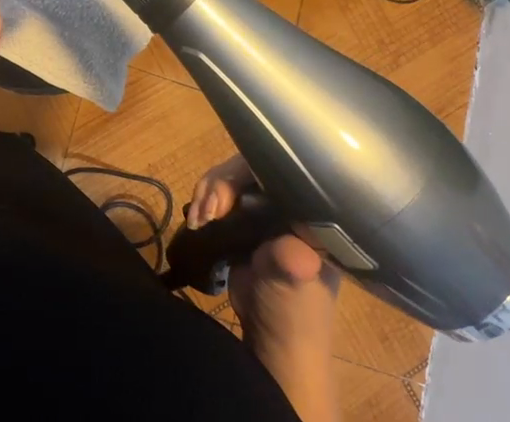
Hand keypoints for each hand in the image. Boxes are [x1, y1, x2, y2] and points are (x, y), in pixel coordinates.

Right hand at [189, 156, 339, 421]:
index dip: (249, 171)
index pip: (281, 166)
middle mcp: (289, 203)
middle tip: (206, 214)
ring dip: (207, 195)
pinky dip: (203, 205)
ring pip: (229, 181)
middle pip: (248, 168)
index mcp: (312, 209)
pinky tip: (197, 222)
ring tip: (198, 222)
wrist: (273, 343)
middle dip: (220, 184)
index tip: (226, 199)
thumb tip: (286, 245)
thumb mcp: (296, 284)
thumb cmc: (296, 312)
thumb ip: (290, 259)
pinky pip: (218, 199)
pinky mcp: (242, 224)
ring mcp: (264, 212)